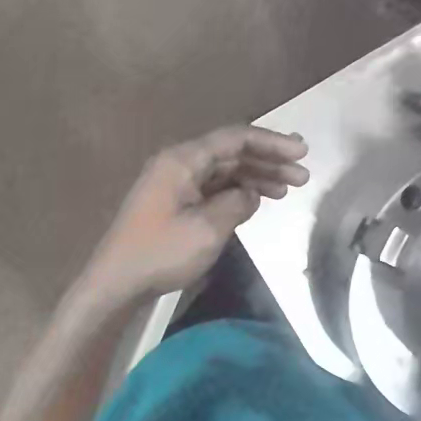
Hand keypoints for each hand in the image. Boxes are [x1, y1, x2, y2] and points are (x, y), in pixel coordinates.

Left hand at [82, 126, 308, 303]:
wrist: (117, 281)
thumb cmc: (161, 252)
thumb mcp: (207, 229)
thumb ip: (237, 204)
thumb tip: (251, 194)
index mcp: (183, 160)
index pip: (236, 139)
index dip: (272, 143)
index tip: (302, 152)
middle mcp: (179, 164)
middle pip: (232, 153)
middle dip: (268, 161)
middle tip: (302, 176)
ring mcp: (175, 184)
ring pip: (224, 171)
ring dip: (256, 177)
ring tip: (288, 189)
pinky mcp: (175, 203)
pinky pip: (213, 188)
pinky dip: (237, 192)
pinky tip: (258, 201)